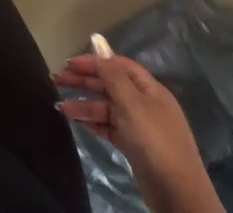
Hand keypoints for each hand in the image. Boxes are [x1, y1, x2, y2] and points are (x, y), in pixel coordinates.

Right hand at [54, 54, 223, 212]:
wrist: (176, 192)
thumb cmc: (155, 141)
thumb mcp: (132, 103)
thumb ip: (112, 74)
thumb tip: (98, 41)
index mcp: (150, 90)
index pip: (118, 66)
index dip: (94, 61)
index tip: (69, 63)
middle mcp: (145, 104)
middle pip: (110, 85)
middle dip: (84, 81)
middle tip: (57, 80)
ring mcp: (139, 126)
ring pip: (106, 108)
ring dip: (84, 105)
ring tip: (59, 107)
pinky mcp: (133, 145)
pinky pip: (108, 126)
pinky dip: (93, 122)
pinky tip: (76, 121)